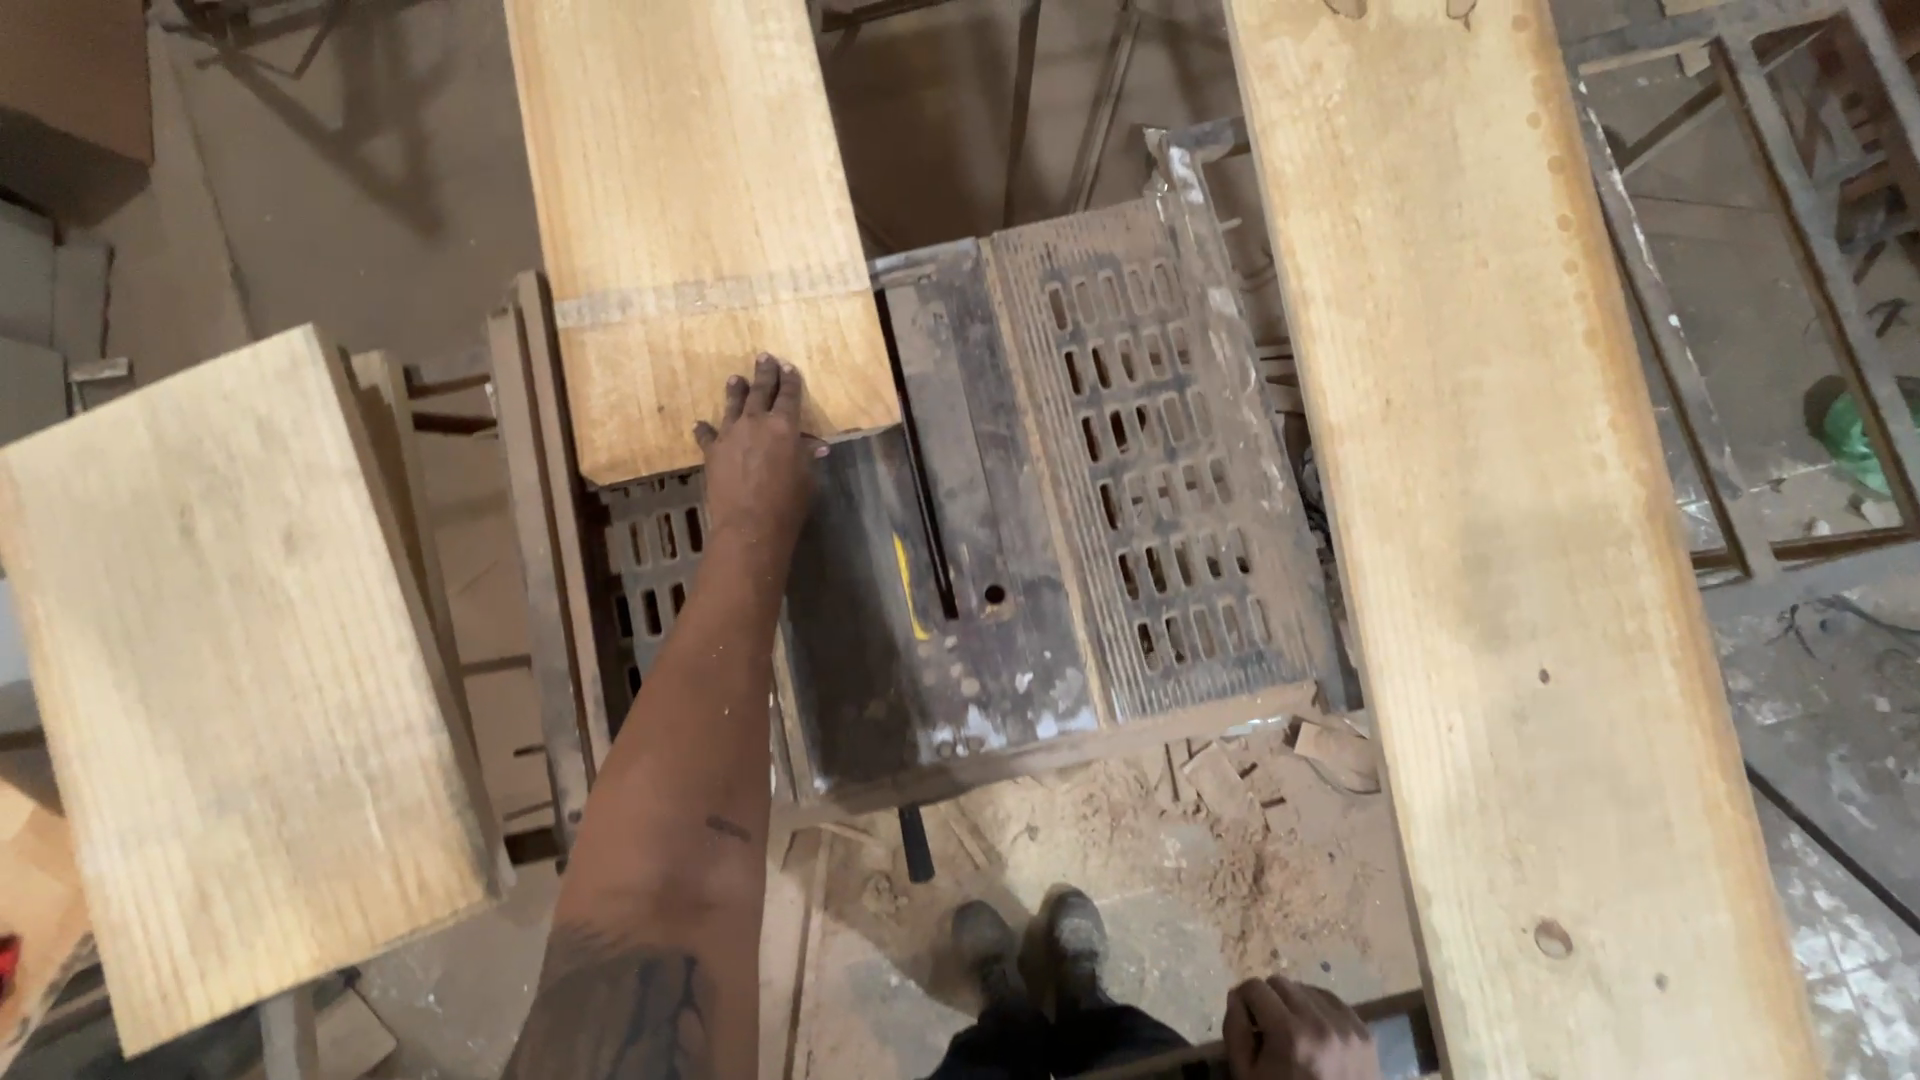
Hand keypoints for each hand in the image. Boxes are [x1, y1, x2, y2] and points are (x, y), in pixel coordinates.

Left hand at [693, 353, 824, 563]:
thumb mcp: (807, 478)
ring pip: (733, 405)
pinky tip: (700, 424)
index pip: (789, 395)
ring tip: (735, 378)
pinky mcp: (712, 451)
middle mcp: (756, 422)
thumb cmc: (788, 503)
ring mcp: (730, 434)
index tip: (788, 367)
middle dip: (764, 373)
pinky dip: (705, 429)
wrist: (750, 524)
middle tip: (763, 357)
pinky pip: (707, 435)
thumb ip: (807, 457)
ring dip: (735, 391)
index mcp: (784, 425)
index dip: (790, 380)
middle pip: (760, 391)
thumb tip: (814, 446)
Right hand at [1223, 976, 1379, 1079]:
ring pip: (1307, 989)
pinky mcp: (1365, 1034)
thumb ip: (1234, 1030)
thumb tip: (1237, 996)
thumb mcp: (1246, 1075)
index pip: (1255, 987)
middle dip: (1269, 1001)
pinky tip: (1316, 1033)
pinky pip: (1333, 1002)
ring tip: (1296, 1032)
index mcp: (1289, 1035)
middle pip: (1281, 983)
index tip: (1247, 1017)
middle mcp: (1320, 1024)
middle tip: (1270, 1027)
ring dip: (1295, 1005)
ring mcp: (1347, 1028)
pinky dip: (1319, 1011)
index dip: (1245, 999)